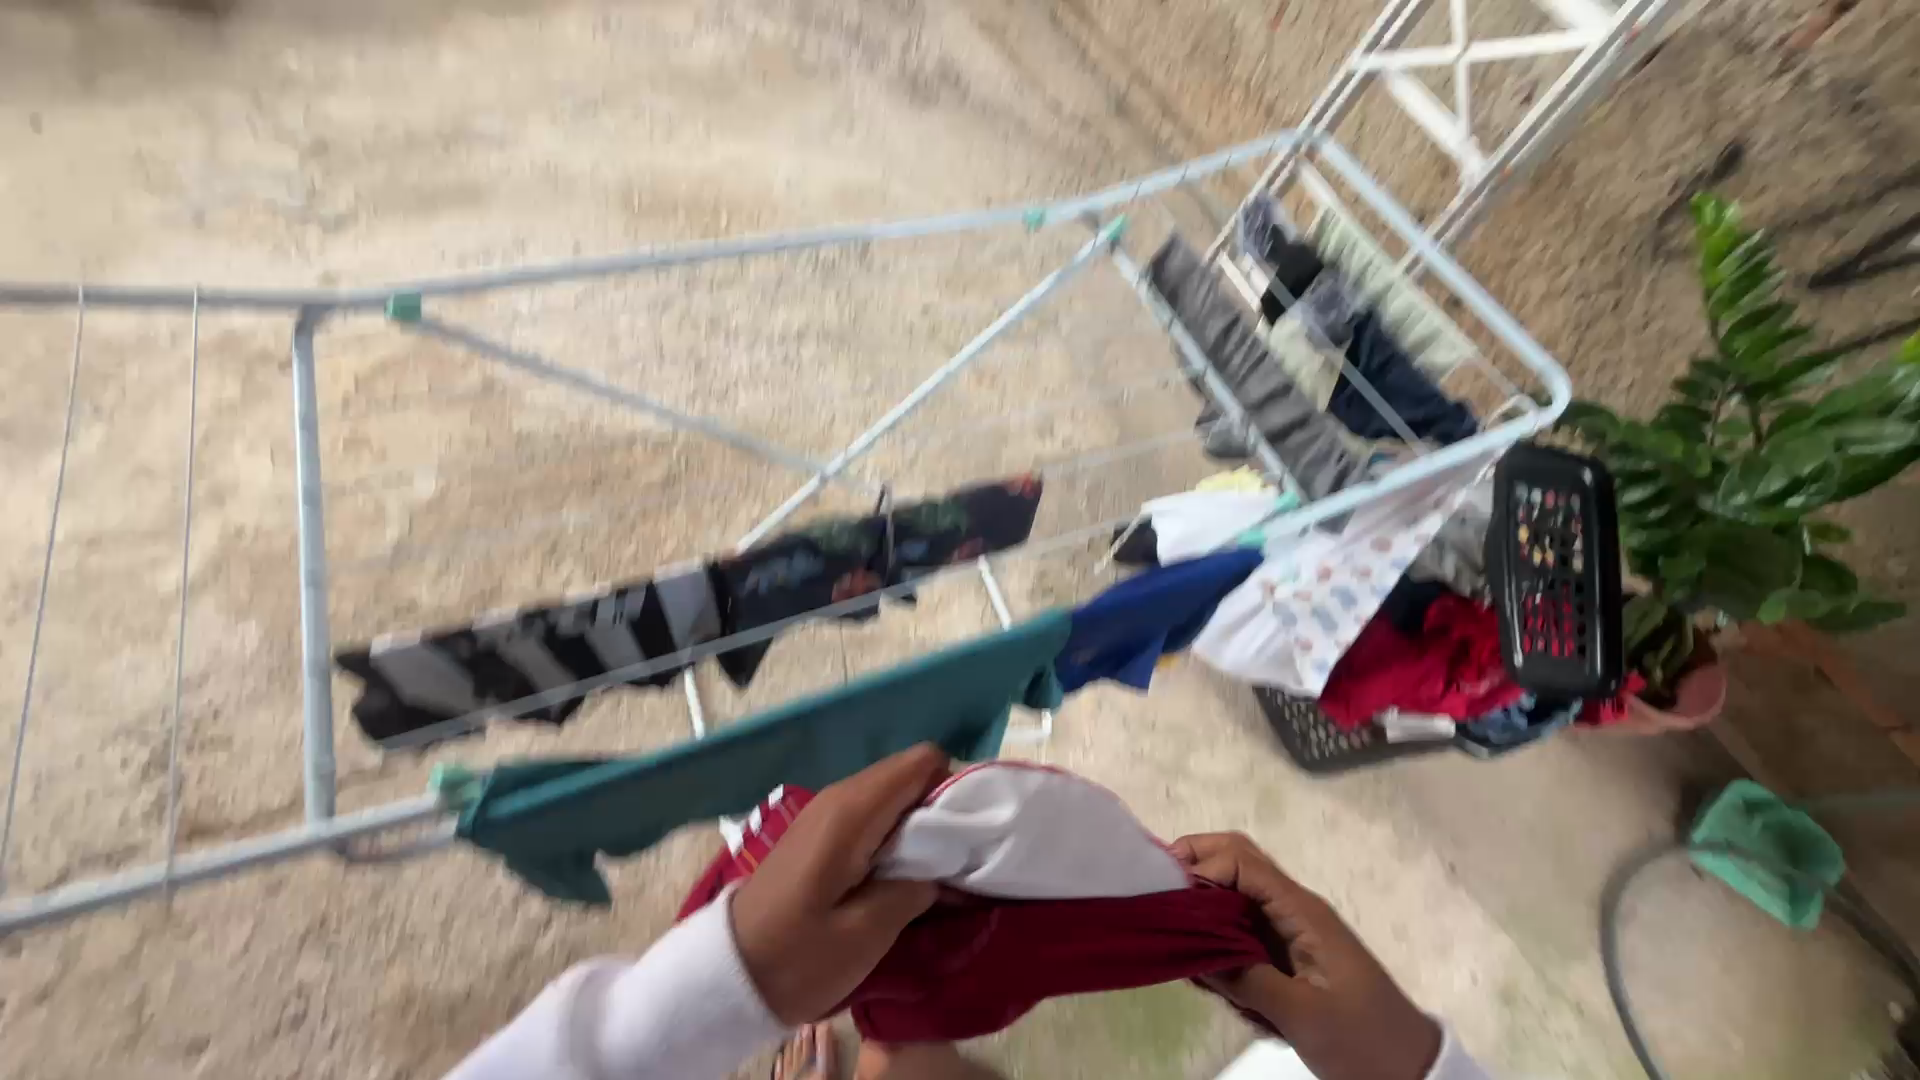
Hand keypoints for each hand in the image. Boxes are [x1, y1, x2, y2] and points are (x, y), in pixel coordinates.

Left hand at [730, 744, 947, 1023]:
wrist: (728, 975)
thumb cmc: (796, 957)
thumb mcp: (866, 934)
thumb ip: (915, 889)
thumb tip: (945, 865)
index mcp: (853, 811)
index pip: (923, 762)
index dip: (953, 790)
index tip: (964, 837)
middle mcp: (841, 795)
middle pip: (911, 772)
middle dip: (941, 807)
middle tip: (953, 859)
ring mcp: (828, 810)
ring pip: (893, 792)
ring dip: (919, 823)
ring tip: (929, 871)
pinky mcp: (822, 830)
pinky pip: (874, 812)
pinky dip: (895, 833)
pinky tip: (896, 875)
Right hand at [1172, 832, 1441, 1079]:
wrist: (1415, 1073)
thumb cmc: (1364, 1042)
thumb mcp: (1304, 1017)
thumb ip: (1247, 980)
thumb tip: (1192, 955)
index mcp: (1301, 910)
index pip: (1241, 862)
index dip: (1201, 868)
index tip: (1167, 895)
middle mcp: (1292, 907)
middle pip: (1237, 858)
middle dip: (1196, 862)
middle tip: (1158, 889)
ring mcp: (1289, 927)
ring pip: (1236, 888)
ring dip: (1202, 897)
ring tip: (1172, 924)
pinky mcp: (1286, 951)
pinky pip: (1241, 922)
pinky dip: (1214, 929)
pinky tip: (1198, 957)